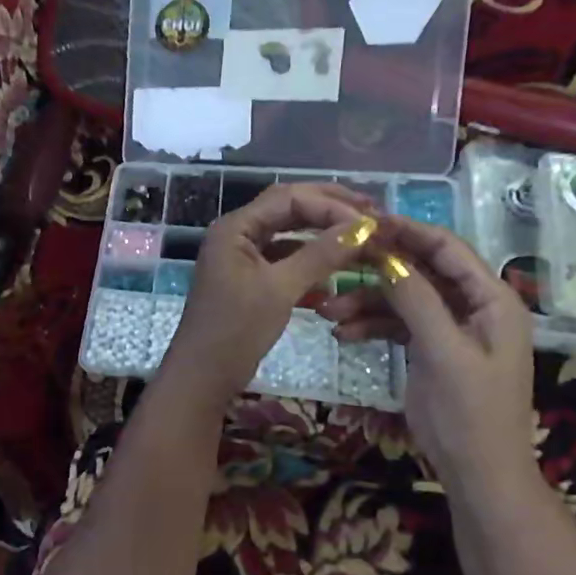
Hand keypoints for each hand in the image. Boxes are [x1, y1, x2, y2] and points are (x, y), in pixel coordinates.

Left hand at [159, 182, 374, 410]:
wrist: (203, 376)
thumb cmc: (236, 330)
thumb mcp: (280, 289)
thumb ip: (320, 255)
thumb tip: (363, 228)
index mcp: (235, 228)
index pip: (289, 198)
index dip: (331, 205)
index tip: (370, 222)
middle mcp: (236, 235)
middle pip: (288, 209)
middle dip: (329, 210)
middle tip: (372, 214)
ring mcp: (241, 258)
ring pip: (288, 235)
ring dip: (322, 237)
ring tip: (361, 239)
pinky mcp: (249, 280)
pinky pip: (283, 261)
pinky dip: (309, 263)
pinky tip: (336, 274)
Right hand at [317, 216, 536, 485]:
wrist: (476, 471)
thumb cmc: (470, 413)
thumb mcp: (444, 353)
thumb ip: (417, 302)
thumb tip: (387, 256)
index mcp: (493, 300)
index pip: (448, 249)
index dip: (408, 232)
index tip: (364, 224)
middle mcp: (473, 307)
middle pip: (421, 272)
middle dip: (378, 271)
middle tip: (336, 264)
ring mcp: (450, 328)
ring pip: (403, 299)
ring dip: (367, 303)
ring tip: (328, 312)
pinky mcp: (431, 349)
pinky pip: (397, 325)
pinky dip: (372, 326)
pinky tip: (343, 334)